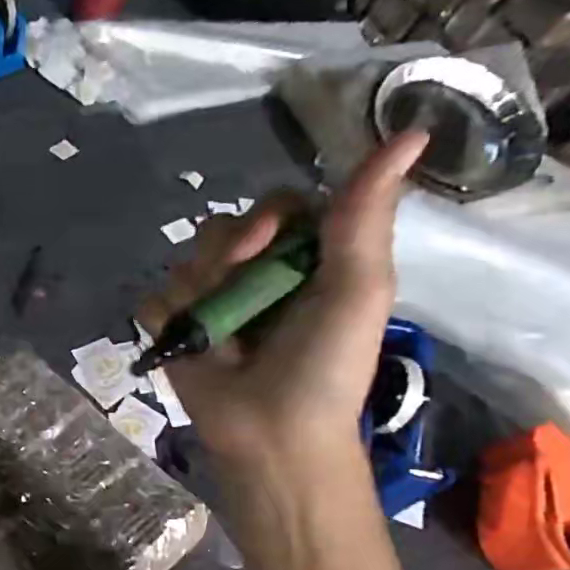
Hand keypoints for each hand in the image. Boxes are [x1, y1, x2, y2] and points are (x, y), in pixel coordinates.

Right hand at [137, 132, 426, 473]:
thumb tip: (412, 132)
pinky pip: (157, 299)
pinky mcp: (177, 332)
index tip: (262, 246)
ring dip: (199, 292)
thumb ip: (366, 214)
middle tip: (237, 292)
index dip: (264, 216)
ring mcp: (213, 304)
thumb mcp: (358, 287)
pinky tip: (190, 343)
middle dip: (226, 254)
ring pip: (186, 260)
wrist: (275, 437)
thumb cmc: (326, 367)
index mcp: (304, 260)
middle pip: (224, 227)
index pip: (276, 204)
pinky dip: (169, 318)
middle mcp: (257, 275)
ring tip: (219, 335)